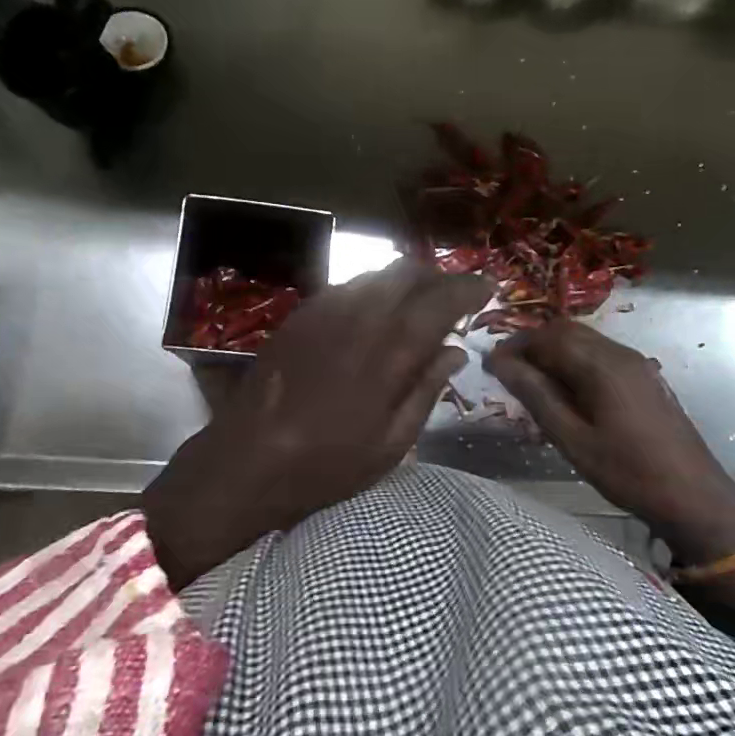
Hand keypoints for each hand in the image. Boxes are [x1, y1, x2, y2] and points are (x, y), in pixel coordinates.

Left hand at [144, 260, 491, 587]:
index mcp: (390, 349)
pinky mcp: (300, 314)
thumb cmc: (327, 464)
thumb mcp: (391, 443)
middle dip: (437, 276)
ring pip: (376, 273)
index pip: (441, 299)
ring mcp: (325, 310)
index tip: (487, 287)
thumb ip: (427, 390)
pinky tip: (373, 312)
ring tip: (416, 302)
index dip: (468, 287)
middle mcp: (361, 315)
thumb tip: (455, 351)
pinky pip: (346, 286)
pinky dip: (371, 289)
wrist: (247, 459)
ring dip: (404, 280)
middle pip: (408, 272)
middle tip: (452, 296)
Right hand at [486, 321, 734, 563]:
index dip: (514, 346)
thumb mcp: (571, 438)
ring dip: (553, 352)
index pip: (547, 337)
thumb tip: (499, 362)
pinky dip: (574, 362)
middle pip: (566, 331)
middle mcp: (620, 353)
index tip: (489, 364)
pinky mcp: (644, 377)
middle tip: (507, 371)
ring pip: (584, 341)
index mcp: (602, 365)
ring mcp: (636, 363)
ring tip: (531, 383)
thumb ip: (535, 395)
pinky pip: (600, 355)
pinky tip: (565, 392)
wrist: (695, 499)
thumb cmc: (627, 472)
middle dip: (532, 345)